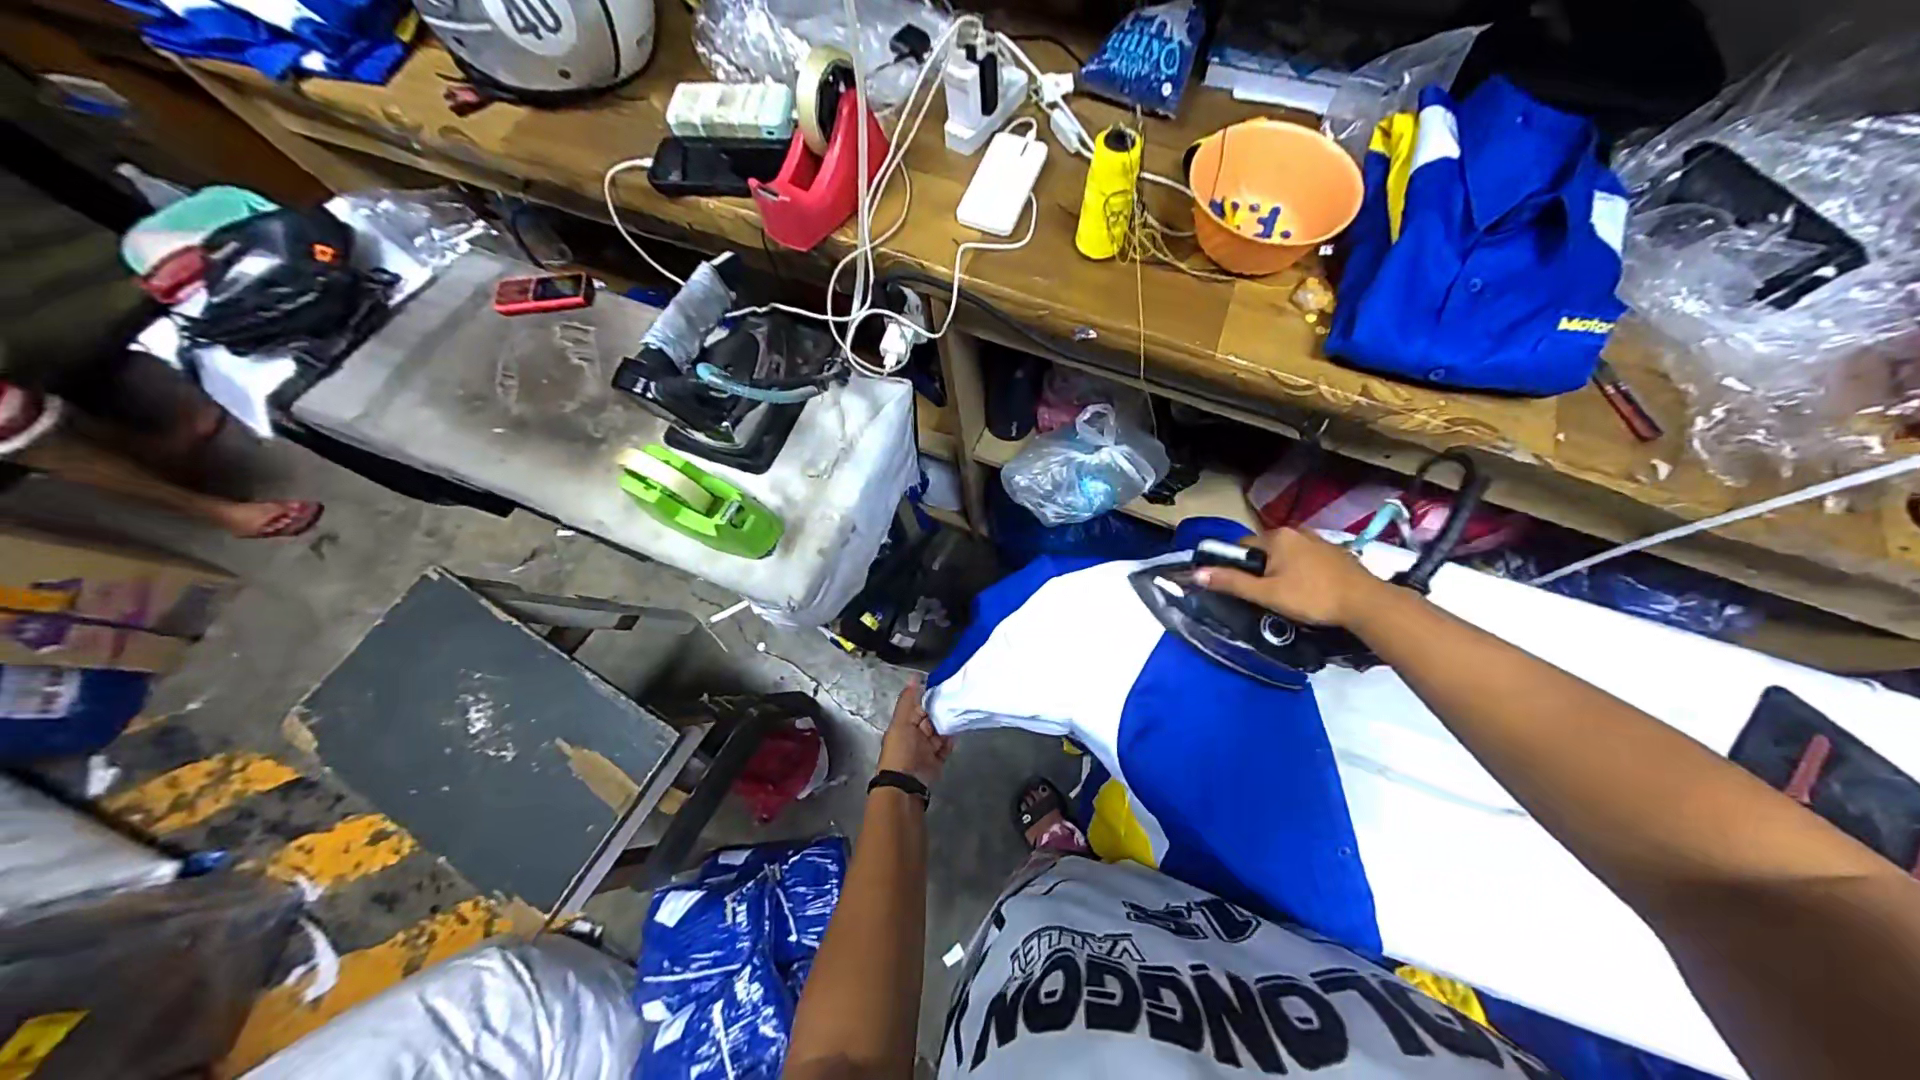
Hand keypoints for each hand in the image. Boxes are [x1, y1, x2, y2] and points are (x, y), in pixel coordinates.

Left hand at [877, 680, 951, 788]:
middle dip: (941, 712)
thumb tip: (914, 676)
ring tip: (960, 716)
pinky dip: (950, 742)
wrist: (906, 784)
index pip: (919, 707)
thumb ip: (908, 700)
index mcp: (904, 724)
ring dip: (948, 726)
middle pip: (931, 719)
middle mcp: (914, 735)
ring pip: (940, 733)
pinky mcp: (935, 760)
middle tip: (956, 701)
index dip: (930, 698)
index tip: (944, 687)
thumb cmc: (902, 750)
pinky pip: (945, 748)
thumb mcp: (902, 722)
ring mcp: (925, 749)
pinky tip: (957, 735)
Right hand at [1193, 527, 1391, 628]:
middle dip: (1261, 570)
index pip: (1242, 546)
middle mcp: (1296, 531)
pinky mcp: (1335, 553)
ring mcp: (1318, 540)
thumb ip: (1232, 582)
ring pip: (1286, 555)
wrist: (1366, 604)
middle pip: (1264, 550)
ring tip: (1288, 595)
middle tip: (1266, 596)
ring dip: (1282, 571)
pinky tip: (1309, 590)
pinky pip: (1306, 559)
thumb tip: (1197, 573)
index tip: (1244, 588)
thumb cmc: (1312, 597)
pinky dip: (1301, 572)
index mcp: (1276, 537)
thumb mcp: (1267, 594)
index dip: (1237, 567)